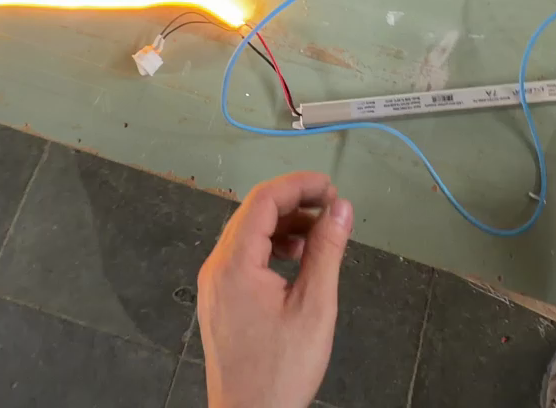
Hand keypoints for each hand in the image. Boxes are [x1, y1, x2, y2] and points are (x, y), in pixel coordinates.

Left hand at [198, 172, 353, 407]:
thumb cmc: (282, 369)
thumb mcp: (314, 306)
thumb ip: (326, 250)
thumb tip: (341, 207)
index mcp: (234, 263)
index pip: (264, 200)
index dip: (298, 185)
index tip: (330, 188)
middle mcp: (216, 266)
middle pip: (254, 211)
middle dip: (294, 201)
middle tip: (330, 205)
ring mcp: (214, 283)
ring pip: (249, 231)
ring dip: (285, 223)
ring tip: (320, 233)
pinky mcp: (220, 298)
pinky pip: (244, 254)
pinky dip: (272, 245)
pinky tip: (298, 257)